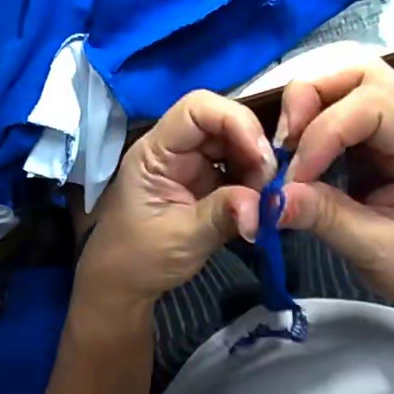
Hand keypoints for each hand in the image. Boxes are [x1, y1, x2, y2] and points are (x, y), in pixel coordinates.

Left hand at [78, 91, 275, 308]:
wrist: (124, 284)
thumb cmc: (139, 258)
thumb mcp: (183, 238)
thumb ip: (223, 215)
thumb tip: (265, 204)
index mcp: (156, 152)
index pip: (196, 109)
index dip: (234, 121)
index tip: (260, 157)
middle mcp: (175, 148)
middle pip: (222, 121)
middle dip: (252, 146)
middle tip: (270, 185)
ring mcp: (192, 163)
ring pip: (234, 143)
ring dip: (257, 165)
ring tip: (265, 198)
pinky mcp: (206, 181)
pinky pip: (237, 167)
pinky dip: (254, 181)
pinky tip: (260, 202)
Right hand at [276, 59, 393, 327]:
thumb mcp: (383, 255)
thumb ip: (326, 218)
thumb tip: (270, 198)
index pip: (374, 106)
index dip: (324, 132)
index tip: (295, 178)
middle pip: (362, 74)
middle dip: (313, 97)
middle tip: (286, 143)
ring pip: (350, 85)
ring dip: (309, 107)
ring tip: (289, 150)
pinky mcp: (383, 146)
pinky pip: (342, 114)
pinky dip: (313, 127)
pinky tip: (300, 159)